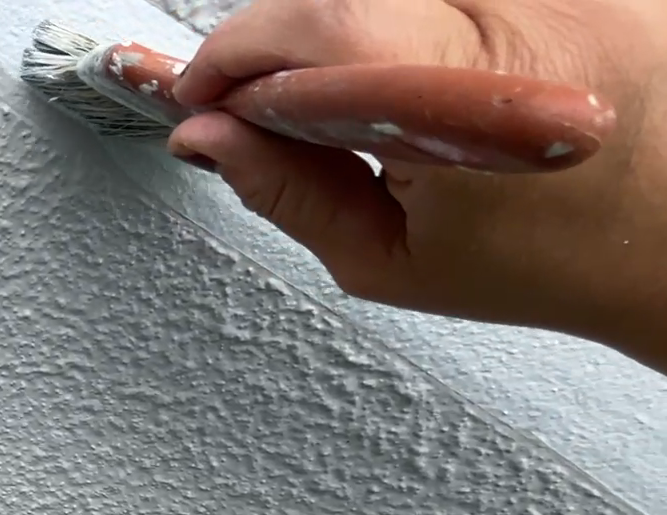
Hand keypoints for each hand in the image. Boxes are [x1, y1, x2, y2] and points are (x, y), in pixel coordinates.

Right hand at [169, 0, 666, 370]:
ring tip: (311, 91)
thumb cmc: (546, 261)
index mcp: (479, 102)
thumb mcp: (378, 257)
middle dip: (272, 37)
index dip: (238, 52)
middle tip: (240, 96)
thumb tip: (207, 139)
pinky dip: (383, 23)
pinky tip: (375, 69)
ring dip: (328, 32)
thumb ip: (284, 190)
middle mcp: (542, 12)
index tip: (197, 93)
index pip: (324, 25)